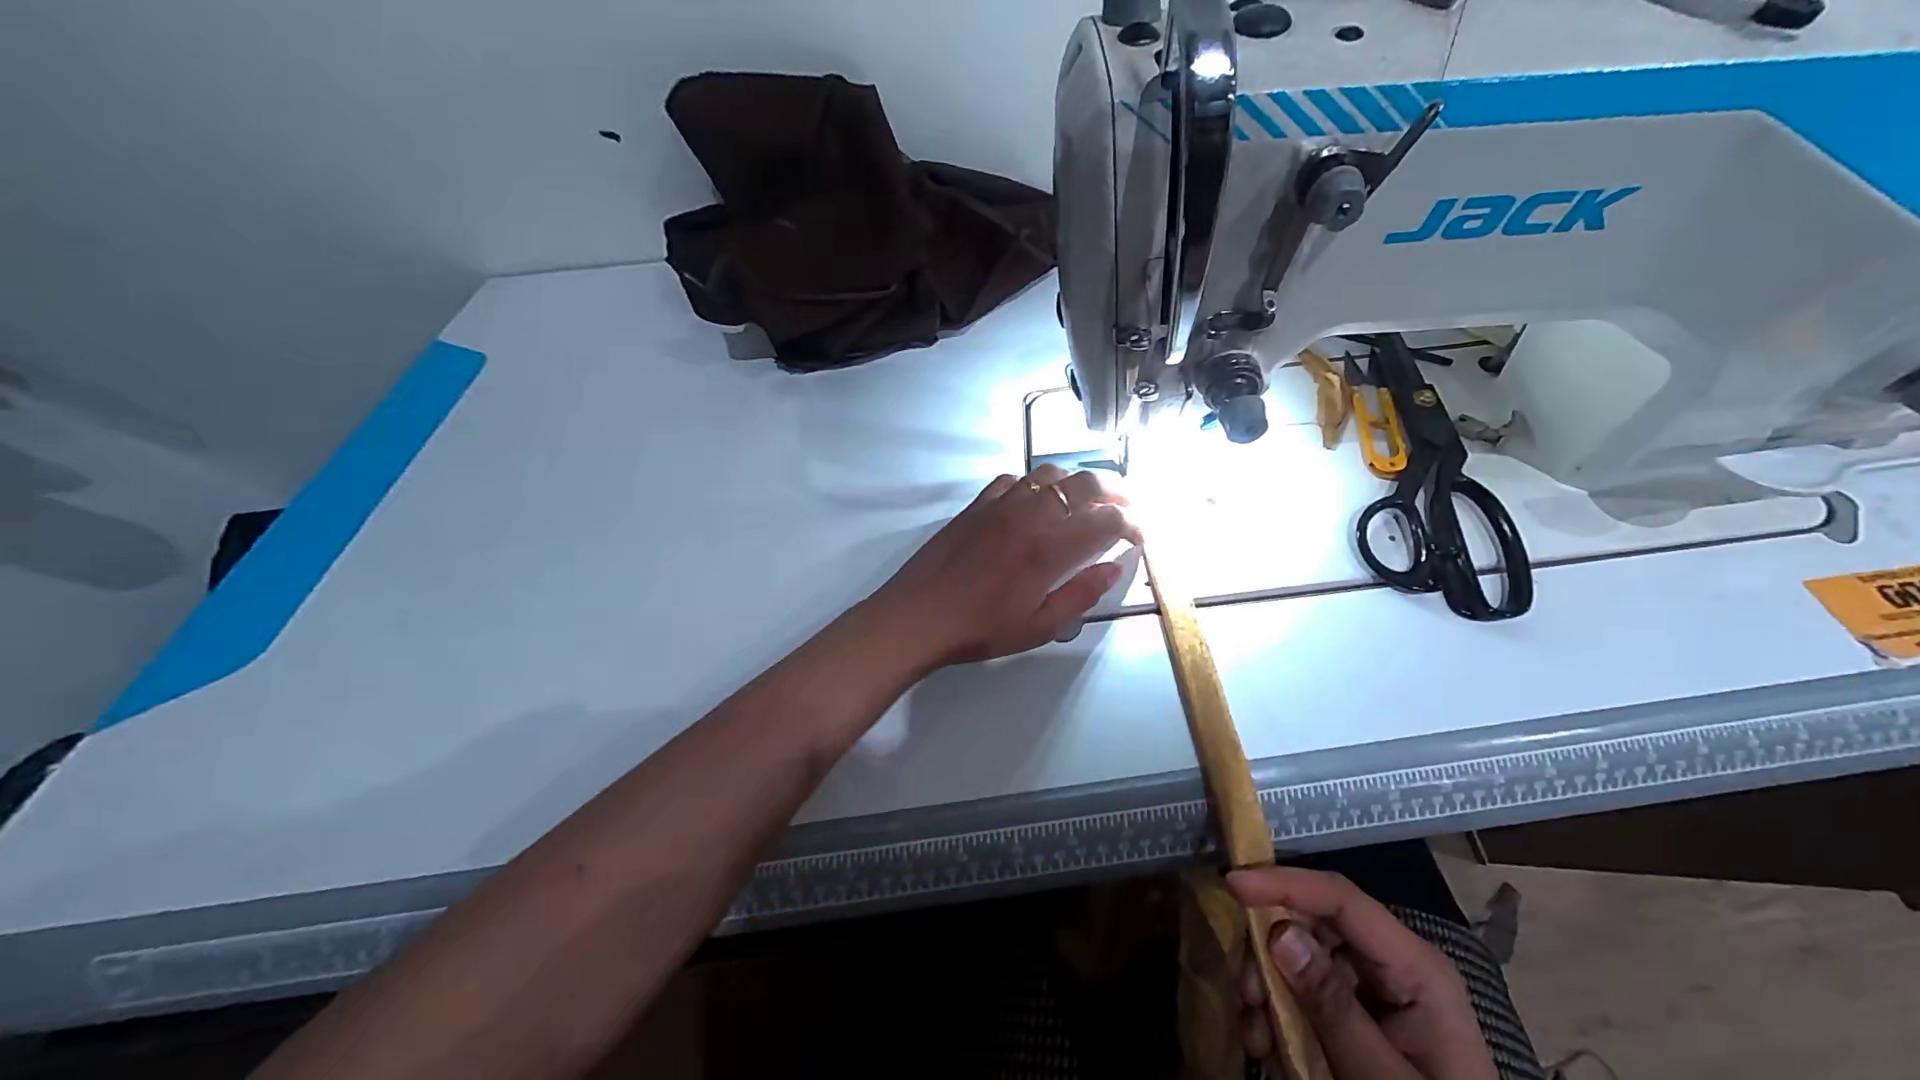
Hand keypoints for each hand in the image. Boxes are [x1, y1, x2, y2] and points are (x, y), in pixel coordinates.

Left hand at [866, 466, 1139, 667]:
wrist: (917, 616)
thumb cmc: (980, 630)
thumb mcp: (1039, 627)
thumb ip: (1081, 594)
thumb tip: (1114, 567)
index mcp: (1048, 551)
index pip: (1106, 520)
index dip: (1132, 525)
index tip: (1137, 538)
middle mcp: (1029, 517)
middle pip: (1086, 484)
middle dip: (1117, 492)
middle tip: (1125, 509)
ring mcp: (1001, 505)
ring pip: (1051, 473)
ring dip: (1077, 482)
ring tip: (1086, 501)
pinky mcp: (977, 504)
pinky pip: (1015, 480)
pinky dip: (1036, 485)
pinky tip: (1036, 503)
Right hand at [1229, 868, 1497, 1079]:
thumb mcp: (1382, 1079)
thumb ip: (1334, 1008)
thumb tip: (1279, 933)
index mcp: (1416, 967)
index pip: (1342, 899)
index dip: (1284, 882)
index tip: (1231, 885)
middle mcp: (1394, 963)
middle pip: (1313, 922)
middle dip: (1268, 949)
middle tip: (1244, 992)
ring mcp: (1375, 987)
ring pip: (1300, 953)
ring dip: (1267, 987)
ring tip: (1255, 1035)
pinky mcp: (1358, 1011)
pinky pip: (1304, 988)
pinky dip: (1276, 1009)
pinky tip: (1267, 1044)